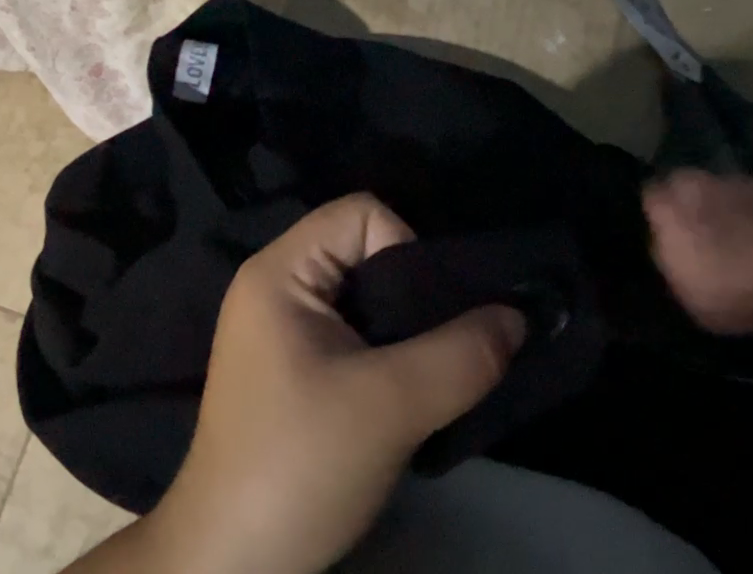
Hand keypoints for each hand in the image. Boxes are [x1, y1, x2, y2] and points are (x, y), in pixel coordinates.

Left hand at [66, 193, 525, 573]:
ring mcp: (280, 329)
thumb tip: (518, 315)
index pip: (359, 213)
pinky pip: (353, 332)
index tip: (430, 313)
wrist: (234, 555)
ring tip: (437, 369)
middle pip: (363, 250)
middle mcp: (273, 286)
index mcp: (278, 272)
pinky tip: (413, 389)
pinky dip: (390, 351)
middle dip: (416, 290)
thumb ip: (461, 354)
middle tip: (450, 341)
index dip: (406, 248)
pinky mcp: (292, 368)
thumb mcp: (391, 405)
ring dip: (408, 327)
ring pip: (363, 295)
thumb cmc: (301, 463)